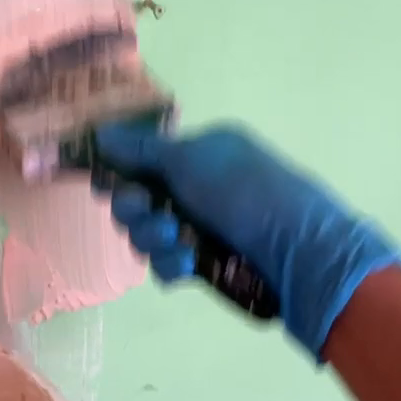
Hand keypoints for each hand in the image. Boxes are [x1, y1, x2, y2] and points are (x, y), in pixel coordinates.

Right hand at [94, 123, 400, 359]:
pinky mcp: (205, 265)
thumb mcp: (191, 159)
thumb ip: (141, 150)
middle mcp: (197, 189)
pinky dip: (171, 266)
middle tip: (153, 214)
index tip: (108, 184)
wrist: (300, 251)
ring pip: (148, 237)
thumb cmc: (245, 192)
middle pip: (136, 201)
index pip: (142, 161)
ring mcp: (201, 228)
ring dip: (153, 240)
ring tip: (178, 244)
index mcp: (199, 155)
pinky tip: (187, 268)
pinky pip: (167, 265)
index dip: (120, 174)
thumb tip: (100, 132)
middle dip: (136, 210)